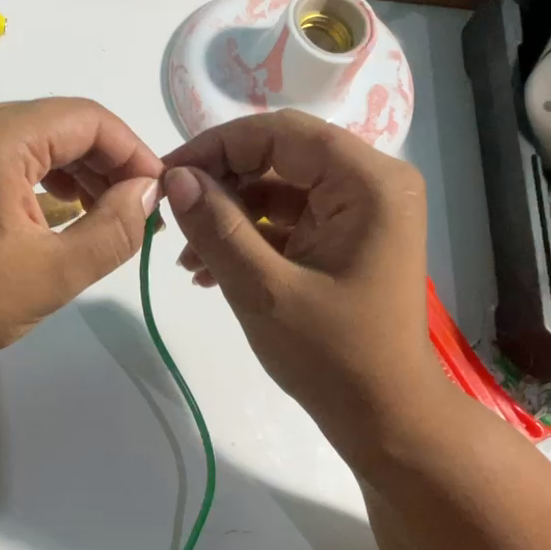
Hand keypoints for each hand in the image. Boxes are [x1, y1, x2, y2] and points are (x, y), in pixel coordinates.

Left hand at [0, 98, 162, 388]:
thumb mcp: (57, 272)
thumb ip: (115, 227)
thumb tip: (151, 192)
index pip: (85, 119)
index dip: (132, 152)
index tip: (160, 192)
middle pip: (61, 123)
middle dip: (107, 163)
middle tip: (140, 210)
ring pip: (37, 138)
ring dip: (79, 171)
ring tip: (110, 214)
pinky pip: (11, 155)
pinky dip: (45, 177)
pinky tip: (68, 208)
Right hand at [162, 110, 449, 444]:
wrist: (384, 415)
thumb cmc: (331, 357)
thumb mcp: (264, 291)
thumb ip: (218, 230)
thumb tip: (176, 179)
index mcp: (368, 183)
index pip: (282, 134)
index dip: (218, 147)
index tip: (166, 176)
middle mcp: (372, 185)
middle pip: (282, 158)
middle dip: (221, 185)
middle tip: (171, 218)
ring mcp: (362, 215)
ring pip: (282, 190)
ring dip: (229, 217)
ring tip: (186, 258)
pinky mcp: (348, 242)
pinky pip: (291, 223)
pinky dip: (250, 239)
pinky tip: (210, 271)